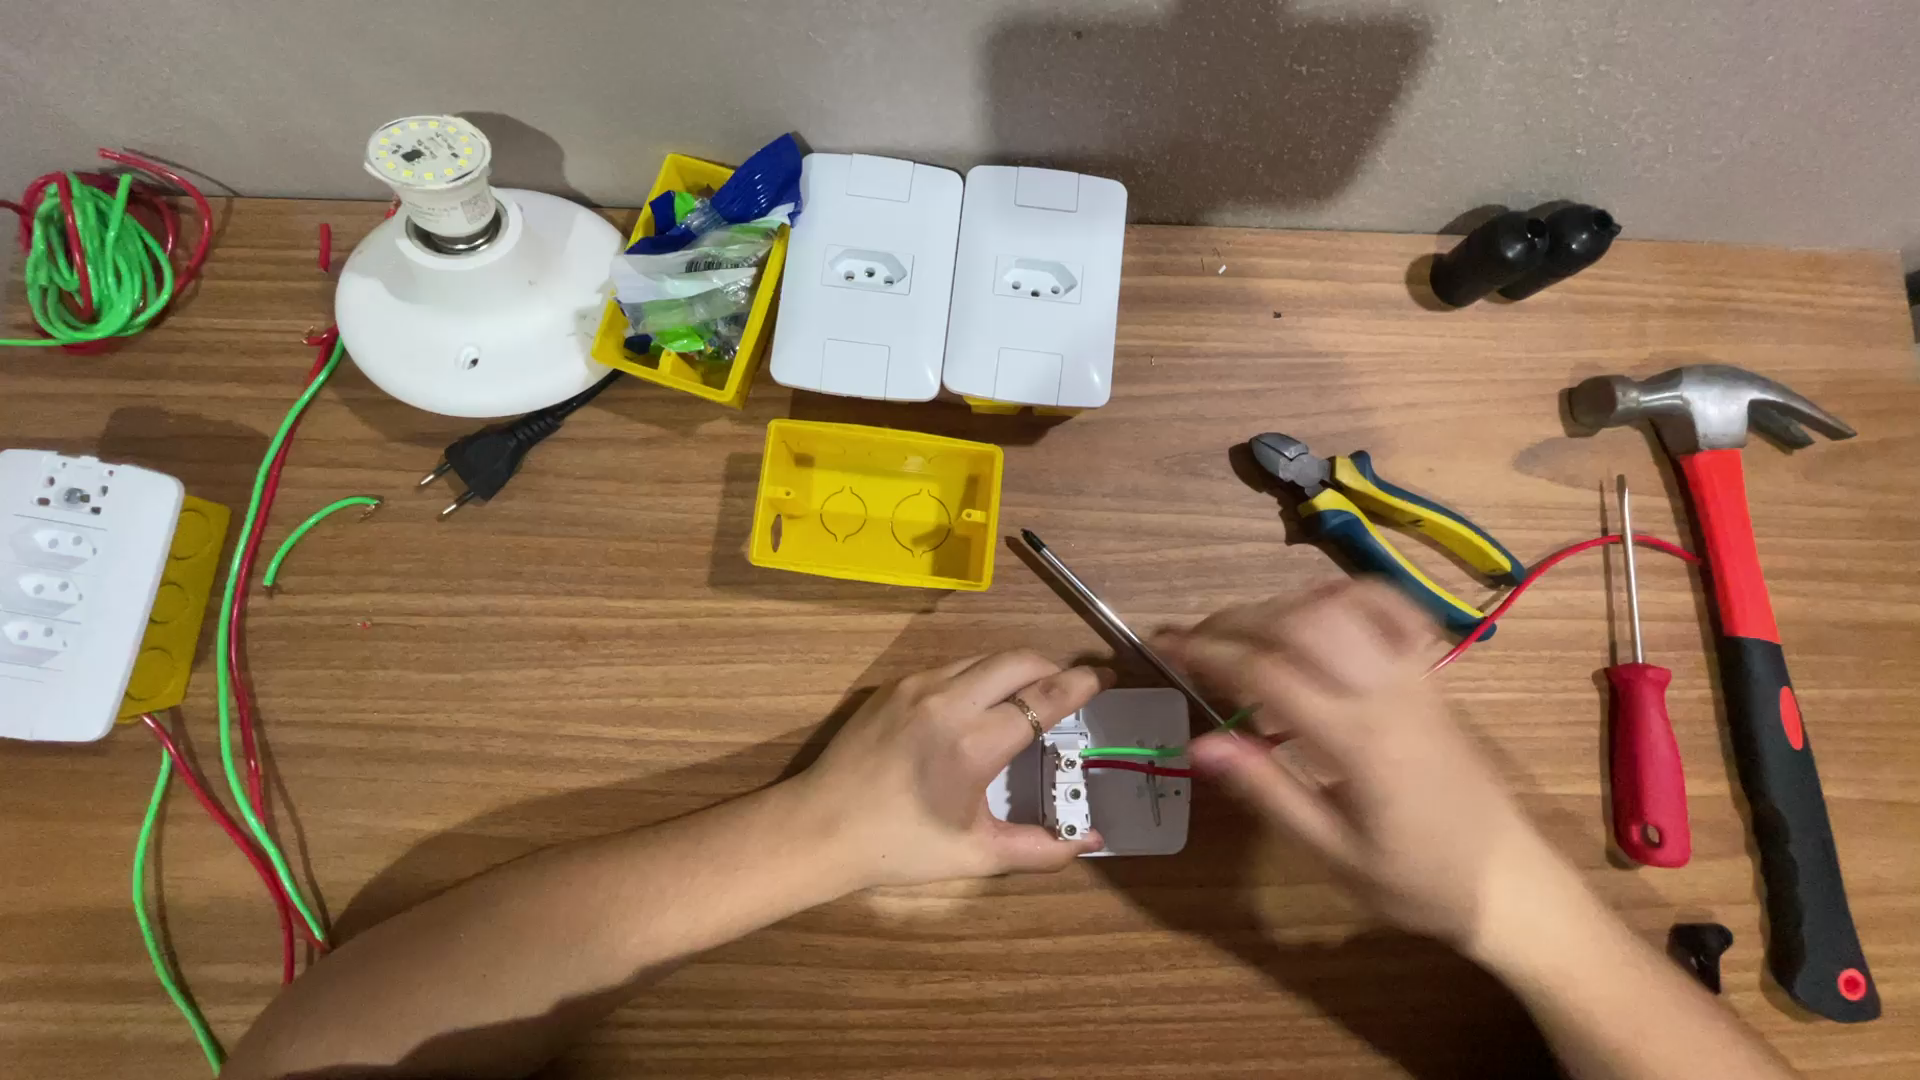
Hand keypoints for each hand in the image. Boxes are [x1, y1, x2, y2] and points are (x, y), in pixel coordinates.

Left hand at [799, 651, 1110, 888]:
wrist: (821, 826)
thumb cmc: (900, 846)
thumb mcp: (975, 854)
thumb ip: (1040, 848)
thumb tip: (1090, 841)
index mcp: (974, 744)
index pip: (1043, 698)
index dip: (1081, 684)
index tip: (1106, 676)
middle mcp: (949, 701)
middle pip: (1018, 660)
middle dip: (1051, 666)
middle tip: (1069, 686)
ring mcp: (918, 686)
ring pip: (983, 658)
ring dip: (1014, 669)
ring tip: (1027, 693)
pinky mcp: (895, 684)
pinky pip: (951, 667)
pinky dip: (978, 676)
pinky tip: (977, 704)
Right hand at [1154, 581, 1563, 954]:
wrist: (1513, 883)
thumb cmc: (1417, 880)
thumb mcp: (1334, 852)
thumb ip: (1265, 790)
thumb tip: (1198, 744)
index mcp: (1359, 740)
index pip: (1267, 672)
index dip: (1207, 652)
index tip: (1163, 647)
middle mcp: (1387, 691)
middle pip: (1297, 623)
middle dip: (1231, 621)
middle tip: (1189, 640)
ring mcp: (1414, 674)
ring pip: (1337, 605)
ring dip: (1274, 606)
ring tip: (1237, 632)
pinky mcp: (1428, 671)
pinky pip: (1386, 608)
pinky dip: (1338, 595)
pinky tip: (1309, 610)